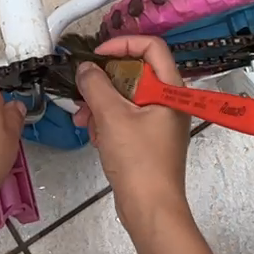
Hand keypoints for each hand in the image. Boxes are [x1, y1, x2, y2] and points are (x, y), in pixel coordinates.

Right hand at [74, 36, 191, 224]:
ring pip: (126, 96)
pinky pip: (126, 117)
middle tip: (83, 91)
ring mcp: (160, 121)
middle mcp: (169, 101)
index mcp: (171, 90)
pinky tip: (94, 135)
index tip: (97, 56)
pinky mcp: (149, 138)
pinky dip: (108, 121)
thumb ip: (96, 85)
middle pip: (135, 72)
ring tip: (83, 120)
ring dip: (101, 103)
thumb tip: (86, 68)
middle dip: (105, 81)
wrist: (150, 209)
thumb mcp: (111, 117)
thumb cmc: (138, 160)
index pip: (151, 47)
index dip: (123, 44)